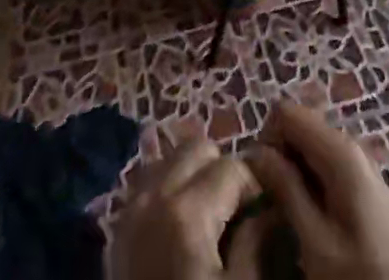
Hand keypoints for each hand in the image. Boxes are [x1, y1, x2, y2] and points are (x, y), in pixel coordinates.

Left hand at [114, 138, 266, 279]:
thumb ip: (256, 241)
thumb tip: (270, 209)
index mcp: (187, 211)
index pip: (233, 166)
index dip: (257, 187)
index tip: (268, 214)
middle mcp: (153, 195)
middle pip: (197, 147)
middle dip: (224, 169)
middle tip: (241, 210)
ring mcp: (130, 208)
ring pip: (169, 157)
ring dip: (195, 174)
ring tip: (215, 213)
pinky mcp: (118, 227)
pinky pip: (148, 182)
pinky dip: (170, 187)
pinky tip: (185, 221)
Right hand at [244, 103, 388, 279]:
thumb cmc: (362, 274)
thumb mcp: (315, 240)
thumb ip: (285, 189)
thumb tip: (255, 151)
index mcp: (339, 150)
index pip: (285, 112)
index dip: (267, 141)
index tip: (263, 180)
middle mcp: (350, 146)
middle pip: (298, 127)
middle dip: (279, 156)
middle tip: (273, 200)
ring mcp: (358, 164)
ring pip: (308, 148)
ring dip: (292, 172)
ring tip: (289, 211)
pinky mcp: (362, 183)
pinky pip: (323, 165)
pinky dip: (308, 182)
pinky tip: (310, 216)